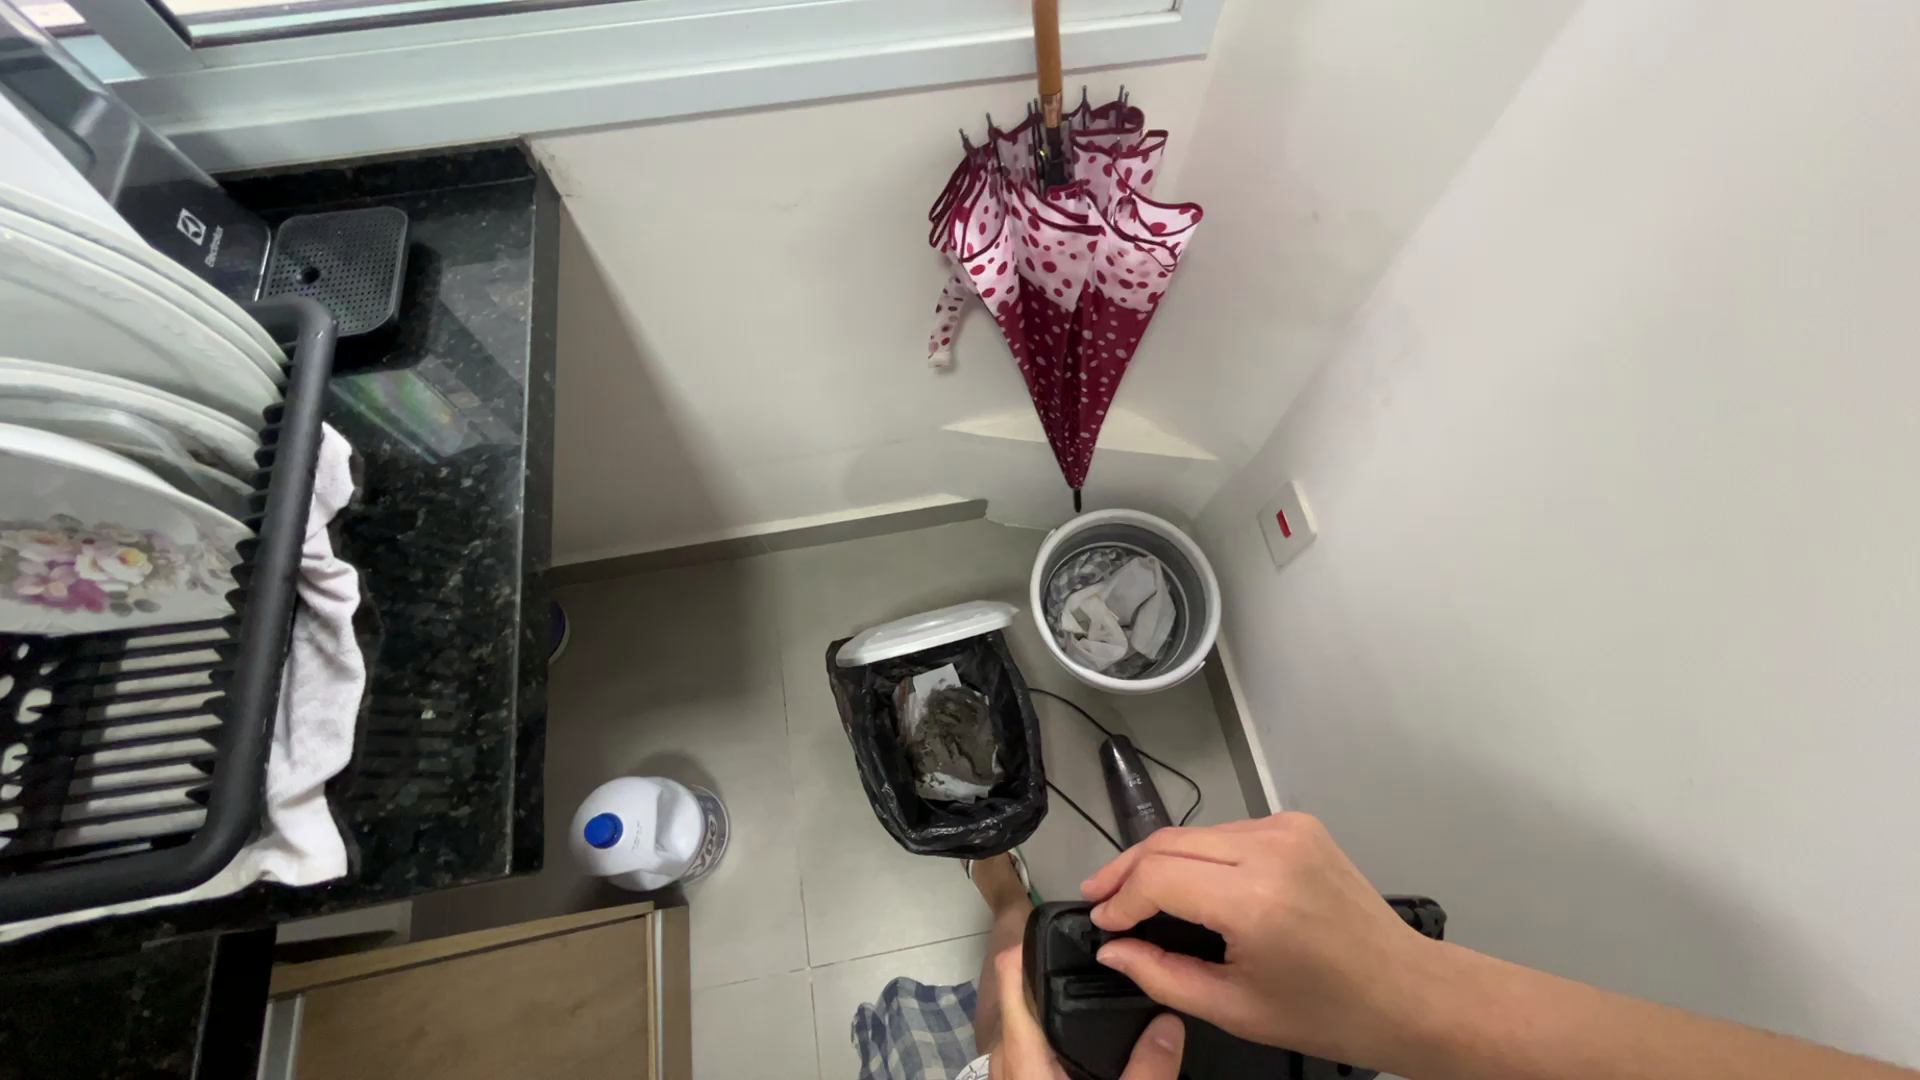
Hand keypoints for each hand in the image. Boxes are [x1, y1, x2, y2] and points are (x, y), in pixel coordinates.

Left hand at [988, 945, 1185, 1079]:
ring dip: (1037, 1016)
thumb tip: (1170, 1021)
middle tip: (1083, 964)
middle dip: (1038, 980)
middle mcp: (1005, 1065)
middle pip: (1011, 1005)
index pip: (1010, 981)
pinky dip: (1039, 1047)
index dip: (1026, 948)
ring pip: (1014, 1036)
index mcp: (1024, 1057)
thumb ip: (1146, 1070)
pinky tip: (1071, 1054)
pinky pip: (1018, 1063)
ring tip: (1079, 1002)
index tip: (1057, 928)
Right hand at [1080, 813, 1438, 1069]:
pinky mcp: (1294, 821)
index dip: (1120, 897)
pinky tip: (1190, 881)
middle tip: (1098, 894)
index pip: (1159, 877)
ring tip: (1133, 889)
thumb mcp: (1236, 1008)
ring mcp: (1283, 826)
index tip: (1100, 920)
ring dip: (1158, 858)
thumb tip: (1110, 948)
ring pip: (1193, 833)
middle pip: (1168, 842)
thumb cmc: (1326, 1013)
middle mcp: (1267, 848)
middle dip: (1126, 868)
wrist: (1413, 992)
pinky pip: (1224, 832)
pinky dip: (1198, 854)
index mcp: (1256, 900)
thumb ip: (1162, 974)